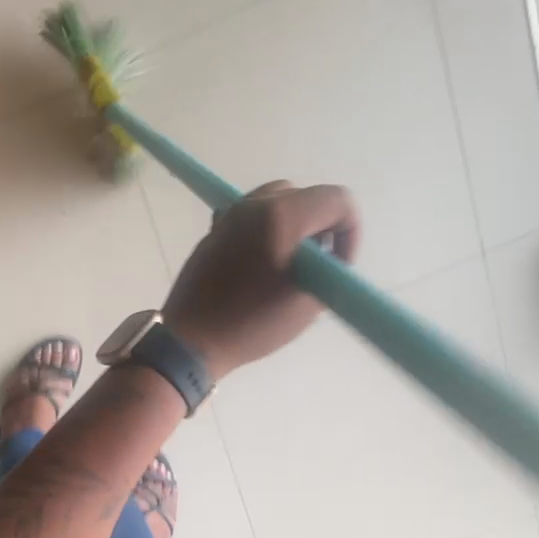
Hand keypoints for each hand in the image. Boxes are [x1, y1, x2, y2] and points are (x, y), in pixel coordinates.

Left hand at [161, 181, 359, 376]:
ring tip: (286, 264)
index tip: (340, 264)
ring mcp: (226, 217)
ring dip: (290, 225)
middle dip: (318, 225)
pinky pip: (246, 218)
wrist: (188, 342)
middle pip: (303, 195)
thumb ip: (330, 270)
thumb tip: (329, 255)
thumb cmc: (251, 326)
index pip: (337, 200)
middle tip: (315, 264)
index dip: (349, 230)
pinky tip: (258, 265)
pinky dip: (262, 231)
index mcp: (281, 215)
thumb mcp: (306, 303)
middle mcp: (252, 205)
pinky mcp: (210, 234)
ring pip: (273, 201)